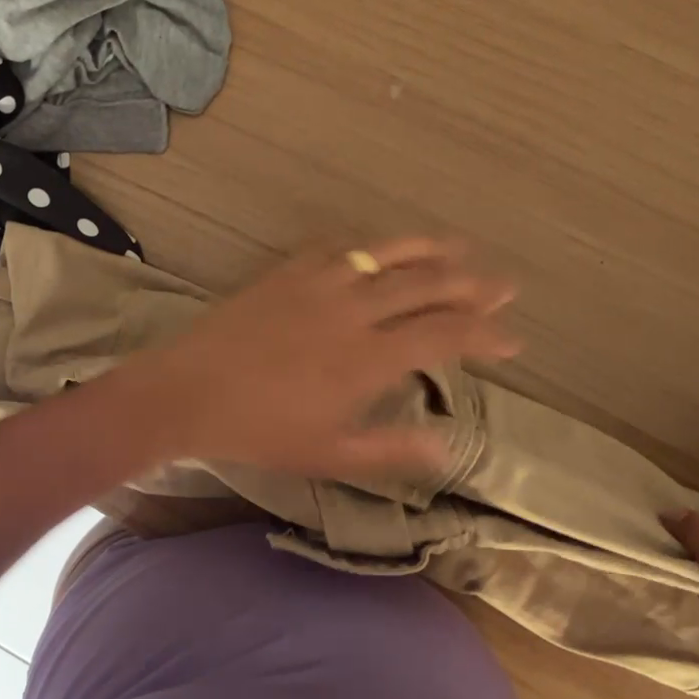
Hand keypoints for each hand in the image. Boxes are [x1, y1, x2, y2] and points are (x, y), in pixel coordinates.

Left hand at [123, 237, 518, 475]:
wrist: (185, 393)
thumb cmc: (257, 431)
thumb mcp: (328, 454)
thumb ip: (390, 449)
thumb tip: (447, 447)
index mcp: (368, 358)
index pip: (445, 335)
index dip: (486, 334)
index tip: (513, 339)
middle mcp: (352, 311)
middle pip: (427, 285)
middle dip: (473, 284)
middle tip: (504, 285)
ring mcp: (316, 284)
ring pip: (386, 255)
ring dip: (428, 250)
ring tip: (459, 248)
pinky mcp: (284, 273)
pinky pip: (336, 246)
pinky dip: (367, 245)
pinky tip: (377, 247)